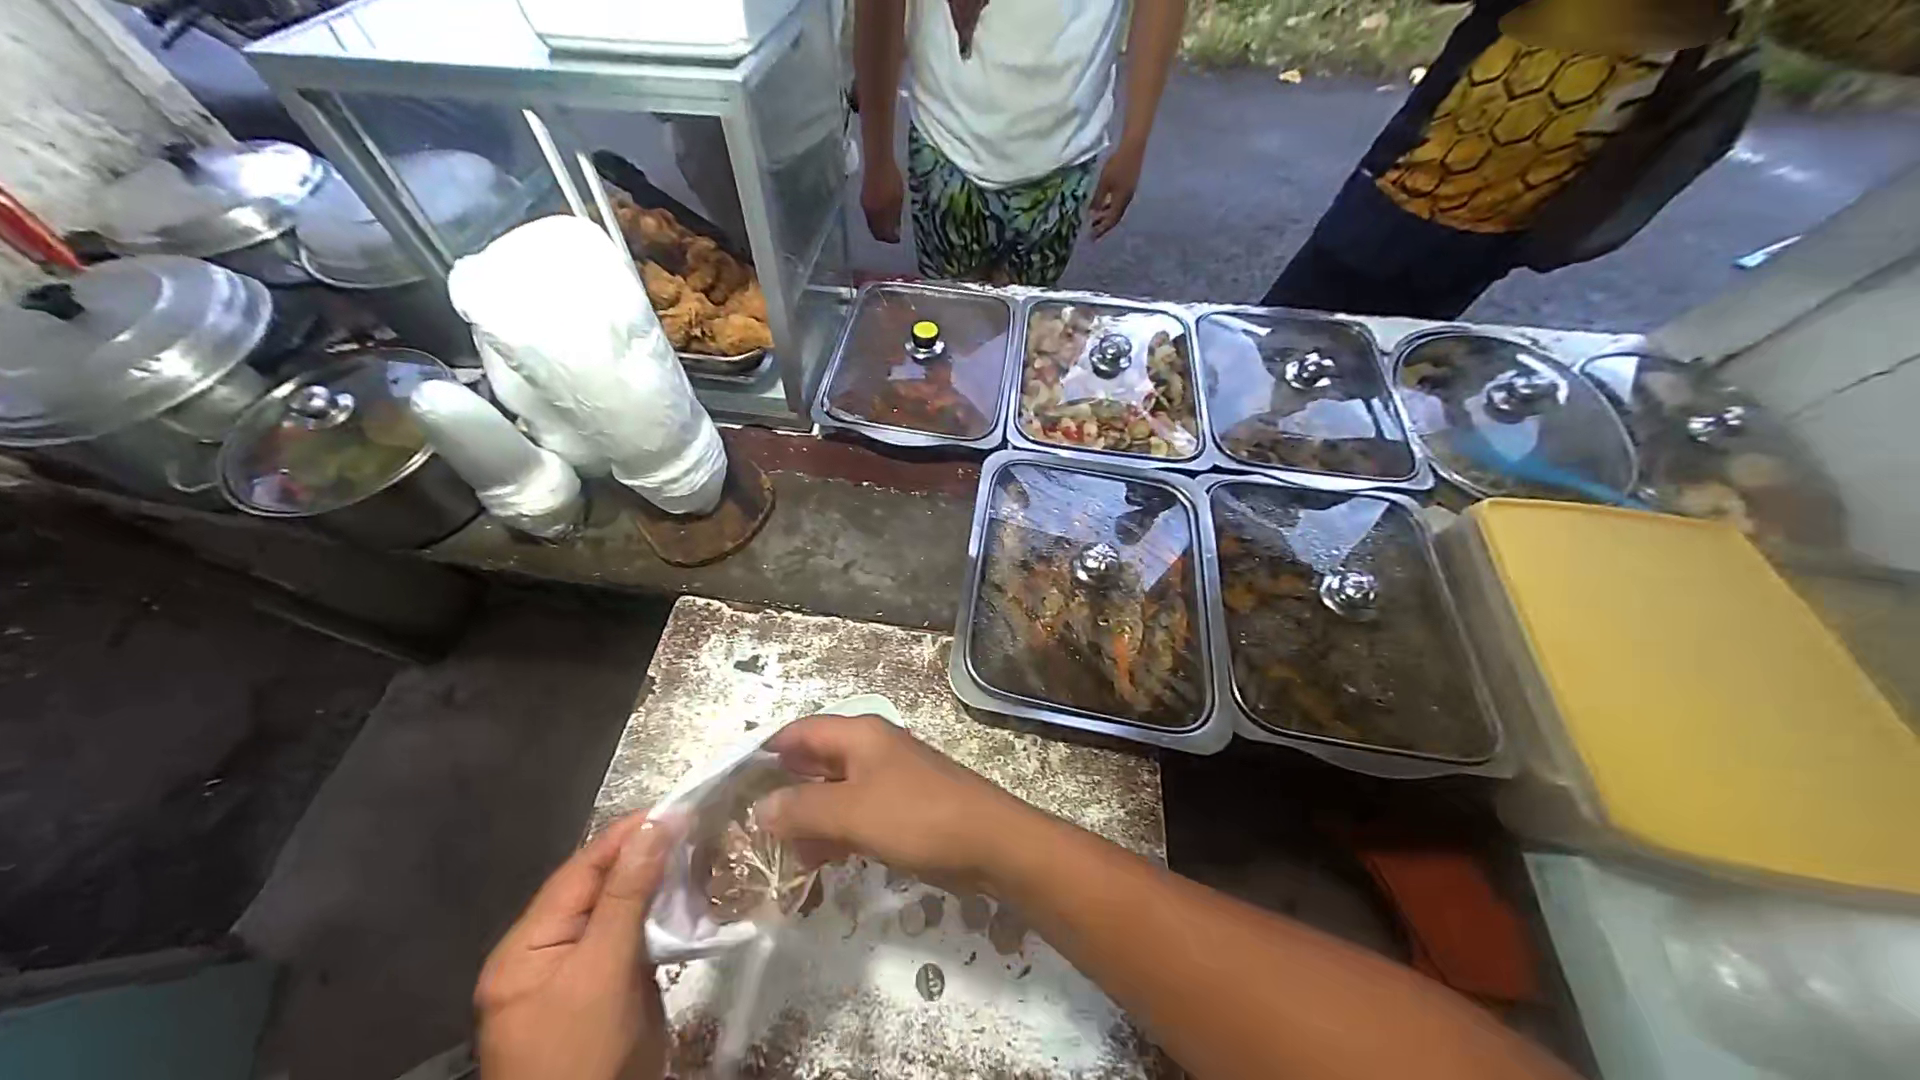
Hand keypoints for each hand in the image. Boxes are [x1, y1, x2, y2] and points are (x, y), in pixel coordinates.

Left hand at [475, 813, 680, 1079]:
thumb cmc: (584, 1053)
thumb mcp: (604, 970)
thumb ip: (627, 894)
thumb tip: (654, 824)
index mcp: (523, 947)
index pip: (578, 872)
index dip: (624, 836)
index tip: (672, 806)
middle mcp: (542, 953)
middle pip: (596, 887)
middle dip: (642, 855)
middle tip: (691, 825)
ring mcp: (574, 972)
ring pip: (617, 909)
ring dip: (654, 881)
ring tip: (695, 850)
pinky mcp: (604, 987)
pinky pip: (630, 935)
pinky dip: (658, 913)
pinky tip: (686, 896)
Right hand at [755, 714, 1030, 883]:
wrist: (988, 842)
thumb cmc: (916, 815)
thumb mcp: (851, 811)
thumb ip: (801, 809)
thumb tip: (760, 808)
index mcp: (859, 735)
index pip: (801, 732)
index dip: (768, 751)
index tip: (735, 782)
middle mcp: (871, 750)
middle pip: (815, 763)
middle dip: (785, 792)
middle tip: (749, 826)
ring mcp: (887, 781)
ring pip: (834, 795)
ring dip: (809, 821)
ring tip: (780, 855)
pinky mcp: (900, 811)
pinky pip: (856, 817)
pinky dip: (835, 835)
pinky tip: (818, 864)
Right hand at [862, 156, 904, 243]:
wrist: (878, 160)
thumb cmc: (891, 178)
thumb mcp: (897, 199)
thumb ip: (895, 217)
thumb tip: (895, 234)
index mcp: (878, 214)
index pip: (882, 234)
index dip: (890, 239)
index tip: (897, 239)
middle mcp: (869, 212)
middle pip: (875, 231)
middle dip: (884, 235)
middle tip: (893, 234)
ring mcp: (865, 205)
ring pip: (872, 223)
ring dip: (880, 226)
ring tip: (889, 224)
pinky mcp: (864, 197)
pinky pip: (870, 214)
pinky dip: (876, 218)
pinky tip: (882, 214)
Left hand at [1088, 143, 1144, 239]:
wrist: (1133, 149)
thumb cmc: (1117, 165)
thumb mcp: (1103, 183)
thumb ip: (1097, 199)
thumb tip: (1092, 214)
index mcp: (1121, 201)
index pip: (1111, 220)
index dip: (1102, 229)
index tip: (1092, 237)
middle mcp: (1126, 200)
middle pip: (1115, 218)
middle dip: (1103, 226)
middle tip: (1092, 232)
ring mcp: (1129, 194)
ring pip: (1117, 211)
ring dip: (1106, 217)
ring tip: (1095, 220)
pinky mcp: (1129, 187)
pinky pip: (1118, 203)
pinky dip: (1110, 208)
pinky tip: (1103, 206)